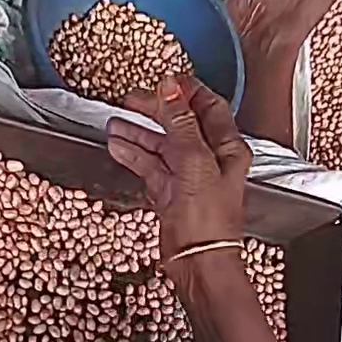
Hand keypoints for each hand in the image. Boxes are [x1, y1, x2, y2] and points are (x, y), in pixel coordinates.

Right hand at [105, 74, 250, 261]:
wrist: (199, 263)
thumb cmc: (207, 218)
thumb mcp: (195, 162)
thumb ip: (180, 123)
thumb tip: (169, 87)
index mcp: (226, 149)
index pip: (208, 108)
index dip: (187, 91)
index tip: (163, 79)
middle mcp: (210, 161)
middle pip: (180, 126)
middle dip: (156, 111)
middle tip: (130, 99)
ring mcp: (189, 180)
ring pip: (162, 148)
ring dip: (139, 134)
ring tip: (115, 122)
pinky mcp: (172, 197)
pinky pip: (152, 169)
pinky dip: (135, 157)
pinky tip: (118, 147)